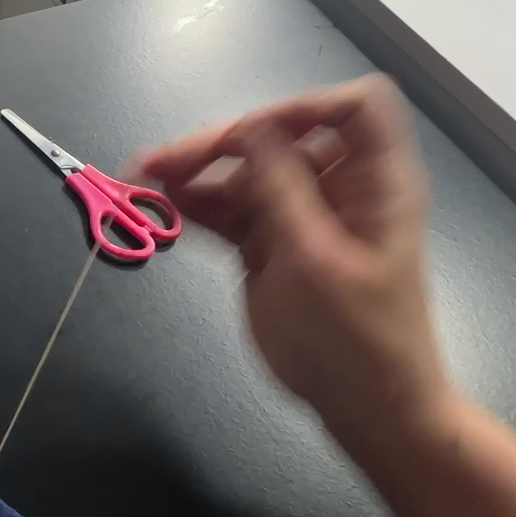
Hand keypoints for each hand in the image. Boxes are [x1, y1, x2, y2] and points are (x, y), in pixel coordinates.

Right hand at [129, 75, 450, 439]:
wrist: (362, 406)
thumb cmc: (357, 339)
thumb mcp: (317, 260)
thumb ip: (281, 189)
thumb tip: (251, 127)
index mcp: (371, 184)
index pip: (350, 111)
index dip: (299, 110)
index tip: (243, 134)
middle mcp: (334, 190)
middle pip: (274, 140)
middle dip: (216, 145)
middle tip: (160, 162)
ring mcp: (296, 216)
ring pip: (239, 174)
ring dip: (193, 173)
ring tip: (144, 179)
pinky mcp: (265, 243)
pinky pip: (225, 210)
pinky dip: (193, 205)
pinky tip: (161, 203)